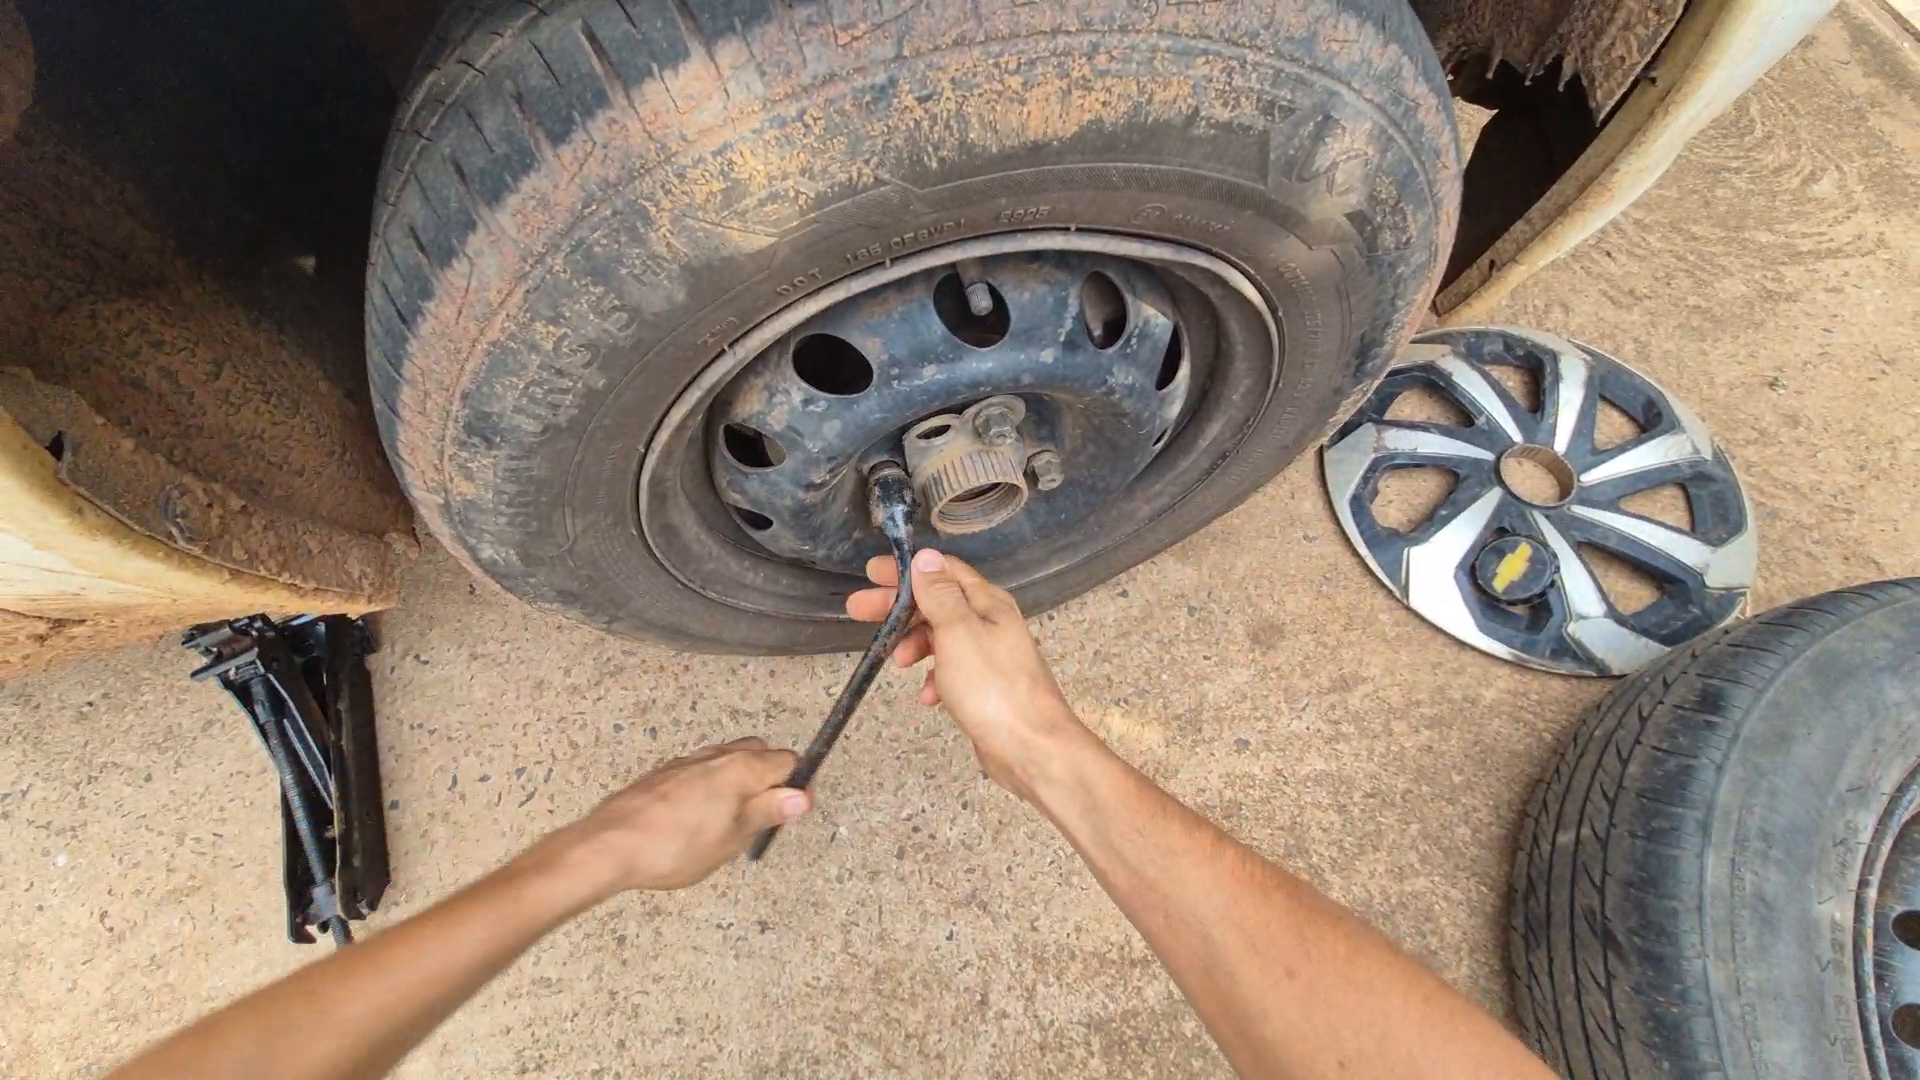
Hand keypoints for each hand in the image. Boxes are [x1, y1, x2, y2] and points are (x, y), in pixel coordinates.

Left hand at [552, 738, 809, 893]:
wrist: (608, 846)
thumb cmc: (673, 847)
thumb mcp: (731, 838)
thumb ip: (767, 811)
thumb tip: (802, 796)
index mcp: (741, 768)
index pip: (788, 760)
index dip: (797, 785)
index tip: (790, 812)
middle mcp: (718, 755)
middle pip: (761, 752)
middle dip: (771, 778)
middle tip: (764, 817)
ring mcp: (690, 761)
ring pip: (731, 759)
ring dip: (742, 780)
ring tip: (732, 820)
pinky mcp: (667, 772)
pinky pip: (705, 768)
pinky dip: (715, 784)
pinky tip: (701, 817)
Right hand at [847, 549, 1096, 801]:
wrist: (1031, 748)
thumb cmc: (994, 689)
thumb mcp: (958, 633)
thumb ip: (940, 594)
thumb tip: (926, 557)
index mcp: (987, 603)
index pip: (942, 570)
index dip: (906, 569)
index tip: (872, 573)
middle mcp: (990, 623)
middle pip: (937, 602)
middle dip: (898, 606)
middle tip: (860, 610)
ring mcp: (989, 655)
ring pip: (941, 637)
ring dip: (914, 644)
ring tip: (898, 662)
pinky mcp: (985, 685)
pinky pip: (951, 671)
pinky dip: (934, 677)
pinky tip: (928, 695)